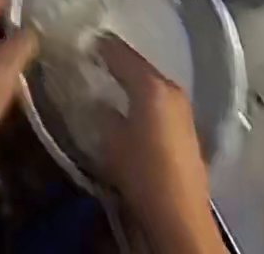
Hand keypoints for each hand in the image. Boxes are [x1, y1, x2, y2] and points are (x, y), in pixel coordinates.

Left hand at [0, 0, 38, 157]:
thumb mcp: (11, 60)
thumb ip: (27, 36)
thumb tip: (34, 28)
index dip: (24, 4)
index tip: (43, 18)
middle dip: (18, 22)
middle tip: (41, 34)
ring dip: (11, 38)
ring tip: (33, 49)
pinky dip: (0, 50)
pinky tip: (16, 64)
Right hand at [94, 35, 224, 252]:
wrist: (180, 218)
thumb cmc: (142, 173)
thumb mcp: (110, 140)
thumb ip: (99, 110)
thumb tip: (93, 97)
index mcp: (151, 85)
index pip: (119, 51)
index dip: (97, 45)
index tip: (78, 44)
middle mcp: (171, 88)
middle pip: (137, 64)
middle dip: (113, 61)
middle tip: (88, 63)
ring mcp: (182, 107)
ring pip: (148, 81)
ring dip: (128, 79)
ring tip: (105, 84)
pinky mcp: (186, 126)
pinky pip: (158, 98)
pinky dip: (141, 96)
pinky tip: (127, 107)